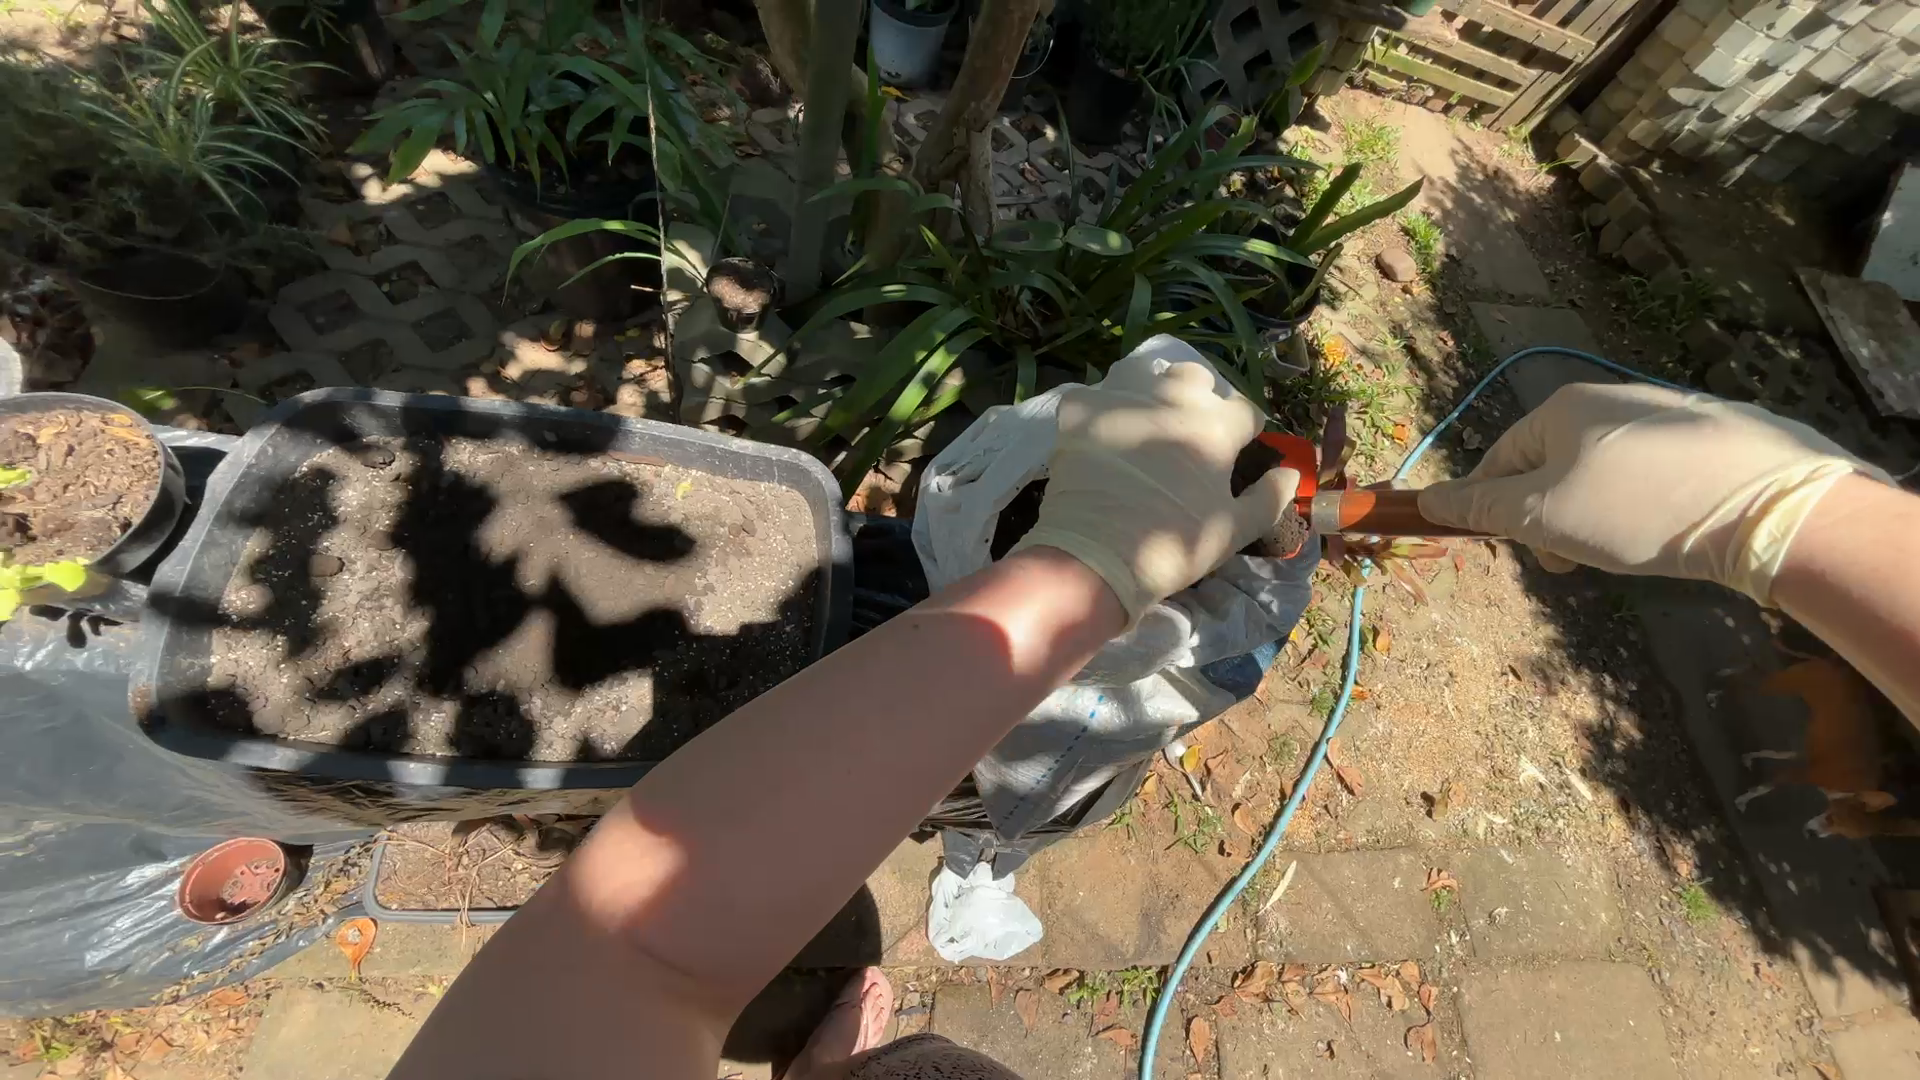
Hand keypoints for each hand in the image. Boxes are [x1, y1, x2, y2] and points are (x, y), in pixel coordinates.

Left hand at [1012, 335, 1298, 622]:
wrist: (1094, 556)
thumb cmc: (1172, 547)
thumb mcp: (1234, 531)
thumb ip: (1269, 498)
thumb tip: (1290, 474)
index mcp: (1215, 426)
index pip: (1244, 410)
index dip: (1242, 431)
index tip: (1231, 452)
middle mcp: (1171, 398)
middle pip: (1195, 378)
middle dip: (1197, 399)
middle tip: (1185, 433)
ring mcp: (1122, 397)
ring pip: (1144, 371)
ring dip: (1150, 388)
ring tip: (1144, 419)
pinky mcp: (1079, 408)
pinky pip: (1095, 392)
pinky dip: (1101, 407)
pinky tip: (1101, 430)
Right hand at [1417, 382, 1889, 603]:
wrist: (1780, 514)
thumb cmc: (1633, 509)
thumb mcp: (1535, 515)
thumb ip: (1474, 506)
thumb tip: (1425, 498)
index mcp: (1562, 408)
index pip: (1498, 461)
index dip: (1492, 507)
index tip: (1512, 545)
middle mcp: (1614, 397)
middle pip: (1551, 465)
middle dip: (1547, 515)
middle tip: (1567, 557)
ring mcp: (1673, 412)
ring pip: (1602, 470)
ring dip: (1592, 512)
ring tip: (1620, 548)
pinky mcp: (1724, 434)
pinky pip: (1655, 470)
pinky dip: (1644, 502)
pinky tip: (1666, 529)